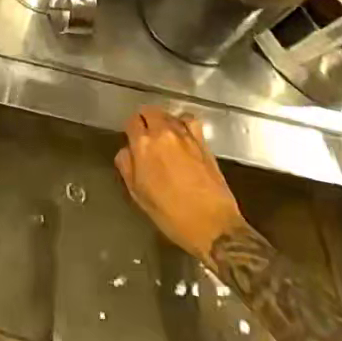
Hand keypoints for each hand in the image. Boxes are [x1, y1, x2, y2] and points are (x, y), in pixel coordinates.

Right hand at [114, 105, 247, 262]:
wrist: (215, 229)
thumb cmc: (173, 215)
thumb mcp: (138, 194)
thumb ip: (127, 166)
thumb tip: (127, 152)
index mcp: (143, 145)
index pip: (132, 121)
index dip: (130, 129)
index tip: (131, 138)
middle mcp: (163, 135)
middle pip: (150, 111)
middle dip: (145, 120)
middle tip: (145, 134)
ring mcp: (186, 138)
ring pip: (169, 114)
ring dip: (163, 120)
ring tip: (162, 133)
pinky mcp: (205, 145)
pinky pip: (191, 121)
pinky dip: (184, 123)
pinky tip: (183, 134)